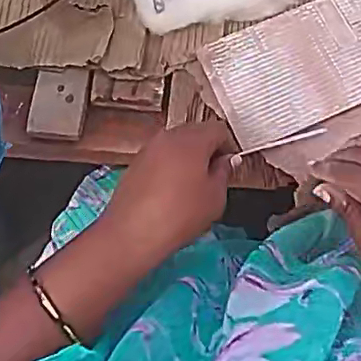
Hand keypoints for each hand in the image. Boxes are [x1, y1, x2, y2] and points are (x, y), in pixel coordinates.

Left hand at [96, 121, 236, 264]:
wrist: (132, 232)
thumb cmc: (181, 214)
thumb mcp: (214, 198)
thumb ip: (223, 173)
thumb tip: (225, 160)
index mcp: (192, 139)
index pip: (218, 129)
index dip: (228, 146)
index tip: (228, 167)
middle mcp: (169, 136)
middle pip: (195, 132)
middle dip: (207, 149)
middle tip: (211, 177)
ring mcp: (149, 147)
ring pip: (175, 144)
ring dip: (186, 157)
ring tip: (189, 187)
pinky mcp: (135, 162)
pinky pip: (159, 156)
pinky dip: (168, 166)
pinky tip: (169, 191)